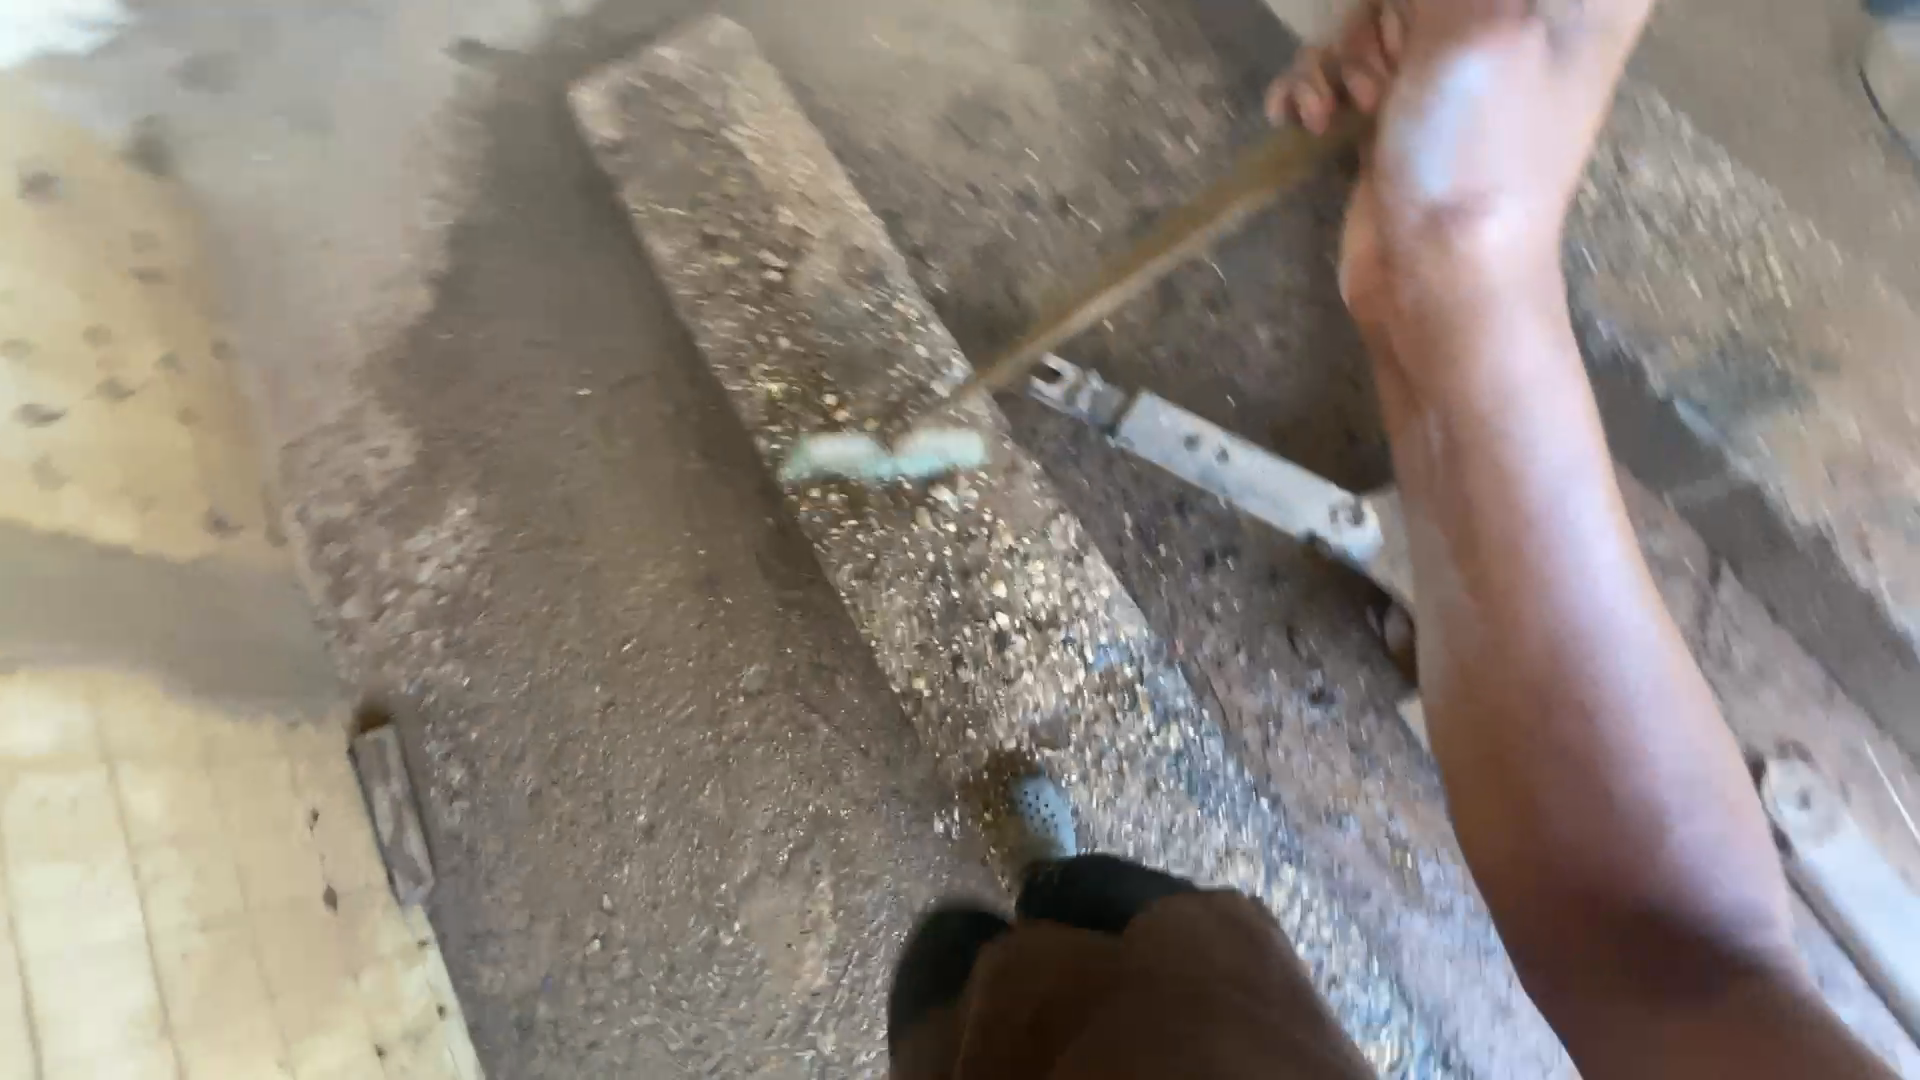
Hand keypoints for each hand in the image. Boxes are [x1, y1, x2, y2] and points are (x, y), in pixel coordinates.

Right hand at [1268, 0, 1651, 328]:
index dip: (1424, 6)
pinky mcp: (1391, 112)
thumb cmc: (1475, 158)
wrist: (1437, 276)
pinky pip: (1337, 71)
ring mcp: (1441, 68)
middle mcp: (1507, 16)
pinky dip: (1307, 89)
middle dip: (1373, 25)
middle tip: (1381, 84)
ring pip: (1366, 21)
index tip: (1417, 37)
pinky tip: (1296, 117)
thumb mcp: (1477, 30)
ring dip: (1331, 62)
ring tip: (1333, 114)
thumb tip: (1391, 2)